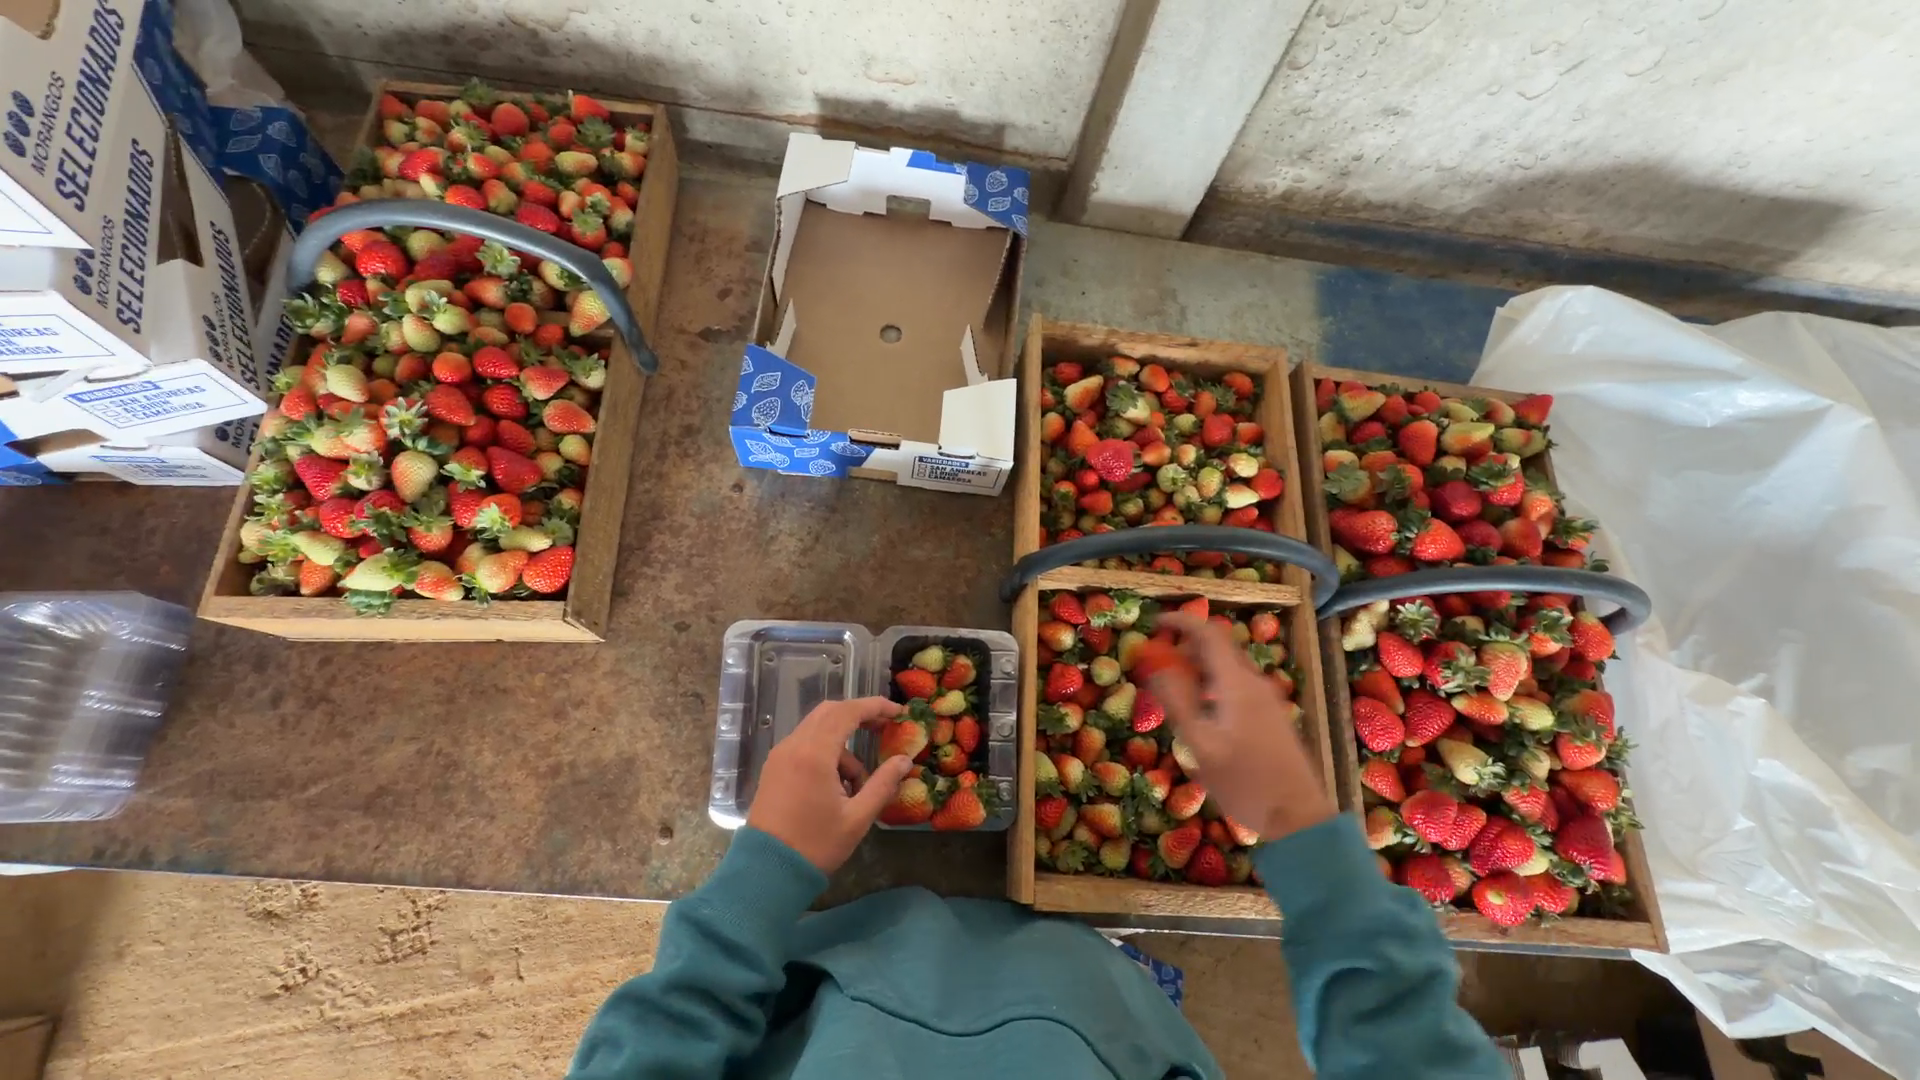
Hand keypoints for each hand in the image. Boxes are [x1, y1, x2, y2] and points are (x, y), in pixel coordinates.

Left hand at [747, 696, 915, 874]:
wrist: (766, 871)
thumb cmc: (815, 845)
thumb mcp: (857, 818)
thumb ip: (883, 784)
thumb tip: (904, 761)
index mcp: (814, 753)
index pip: (848, 712)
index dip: (875, 706)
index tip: (898, 712)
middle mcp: (794, 745)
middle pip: (830, 712)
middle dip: (859, 716)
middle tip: (884, 729)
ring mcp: (780, 756)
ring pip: (817, 730)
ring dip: (842, 744)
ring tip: (857, 785)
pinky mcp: (774, 768)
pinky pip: (805, 745)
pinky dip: (825, 753)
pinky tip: (836, 787)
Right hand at [1143, 612, 1336, 841]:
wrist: (1298, 818)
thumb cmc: (1244, 783)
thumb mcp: (1201, 746)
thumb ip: (1177, 703)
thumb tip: (1155, 669)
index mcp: (1238, 684)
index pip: (1209, 634)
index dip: (1181, 621)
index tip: (1154, 621)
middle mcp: (1255, 683)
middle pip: (1219, 647)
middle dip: (1185, 644)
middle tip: (1155, 656)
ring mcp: (1267, 699)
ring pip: (1228, 667)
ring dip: (1198, 665)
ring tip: (1170, 681)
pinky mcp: (1270, 716)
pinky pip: (1236, 684)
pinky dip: (1212, 682)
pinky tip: (1198, 707)